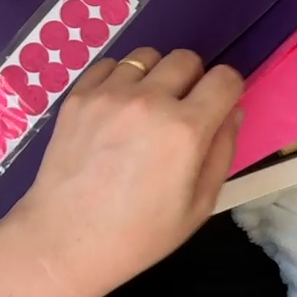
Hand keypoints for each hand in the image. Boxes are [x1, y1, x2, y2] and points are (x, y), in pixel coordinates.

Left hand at [0, 48, 243, 296]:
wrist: (65, 239)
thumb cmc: (139, 234)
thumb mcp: (198, 206)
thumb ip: (221, 152)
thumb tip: (231, 110)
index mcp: (185, 129)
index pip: (225, 78)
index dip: (228, 89)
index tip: (219, 104)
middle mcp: (148, 100)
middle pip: (186, 58)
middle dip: (193, 79)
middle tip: (181, 110)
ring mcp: (109, 94)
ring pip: (147, 57)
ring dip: (155, 75)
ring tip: (145, 108)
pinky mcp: (78, 95)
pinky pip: (110, 65)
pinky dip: (120, 79)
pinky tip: (116, 109)